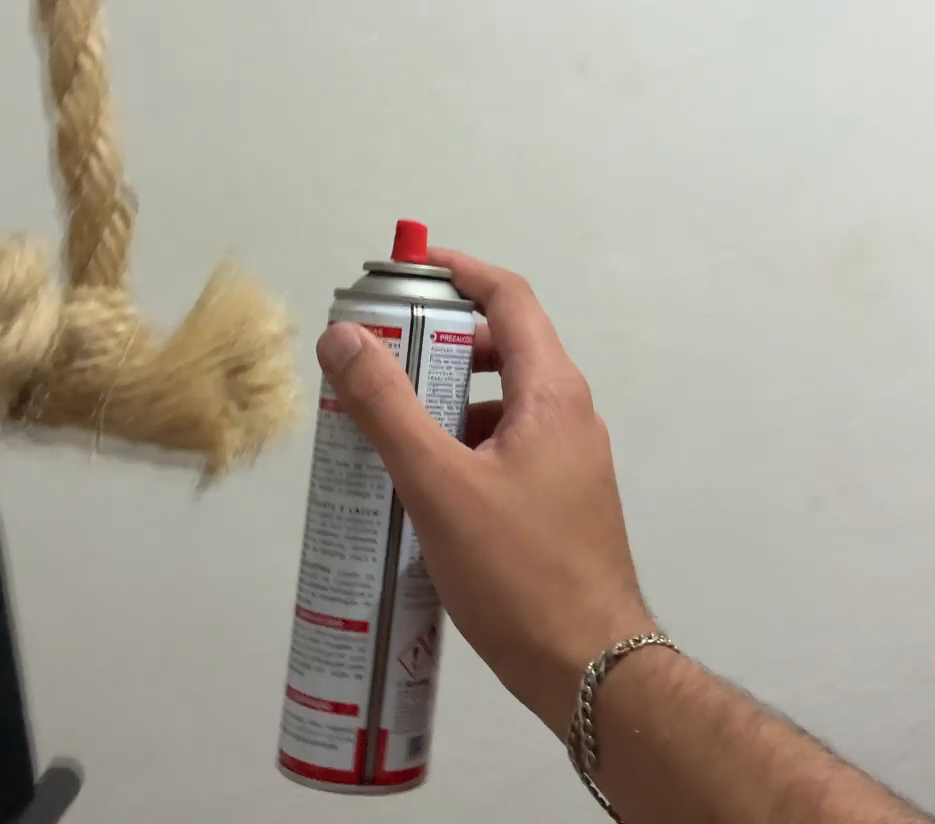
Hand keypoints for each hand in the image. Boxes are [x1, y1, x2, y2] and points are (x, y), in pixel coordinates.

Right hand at [314, 249, 655, 729]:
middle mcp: (568, 413)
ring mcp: (568, 456)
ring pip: (503, 399)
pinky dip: (464, 438)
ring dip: (449, 395)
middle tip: (382, 351)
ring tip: (390, 415)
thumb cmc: (519, 573)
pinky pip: (507, 442)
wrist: (591, 668)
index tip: (408, 267)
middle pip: (504, 345)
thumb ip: (387, 406)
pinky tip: (424, 475)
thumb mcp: (438, 483)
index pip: (509, 296)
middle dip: (442, 338)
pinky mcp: (559, 493)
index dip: (459, 270)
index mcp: (551, 391)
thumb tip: (343, 337)